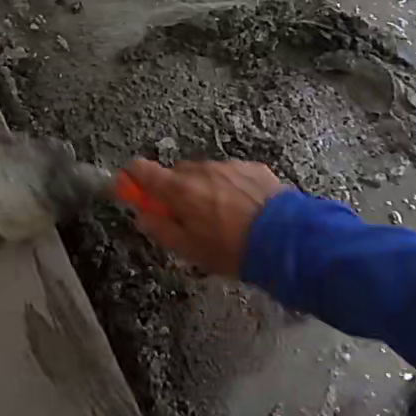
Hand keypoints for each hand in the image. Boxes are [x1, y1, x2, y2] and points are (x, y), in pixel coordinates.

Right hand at [119, 158, 287, 276]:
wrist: (284, 239)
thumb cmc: (232, 249)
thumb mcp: (189, 249)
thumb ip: (160, 228)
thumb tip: (143, 215)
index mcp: (180, 189)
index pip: (142, 170)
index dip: (133, 178)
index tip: (131, 187)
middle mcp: (202, 170)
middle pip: (177, 174)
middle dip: (176, 191)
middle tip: (187, 218)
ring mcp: (229, 166)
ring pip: (206, 174)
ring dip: (205, 189)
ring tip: (222, 218)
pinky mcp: (252, 167)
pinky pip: (231, 174)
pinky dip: (230, 187)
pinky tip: (243, 210)